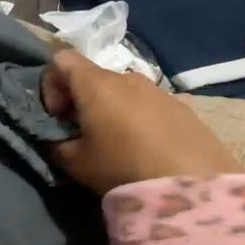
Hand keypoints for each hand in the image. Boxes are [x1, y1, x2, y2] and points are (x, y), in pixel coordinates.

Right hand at [41, 50, 243, 192]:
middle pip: (93, 76)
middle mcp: (127, 78)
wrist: (194, 186)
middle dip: (81, 100)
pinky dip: (139, 118)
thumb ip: (55, 145)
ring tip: (118, 142)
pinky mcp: (184, 107)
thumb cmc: (123, 167)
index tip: (58, 116)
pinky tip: (148, 148)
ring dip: (111, 109)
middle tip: (83, 133)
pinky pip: (149, 105)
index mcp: (95, 84)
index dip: (50, 84)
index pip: (61, 59)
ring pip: (123, 91)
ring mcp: (159, 90)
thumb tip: (54, 140)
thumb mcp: (75, 163)